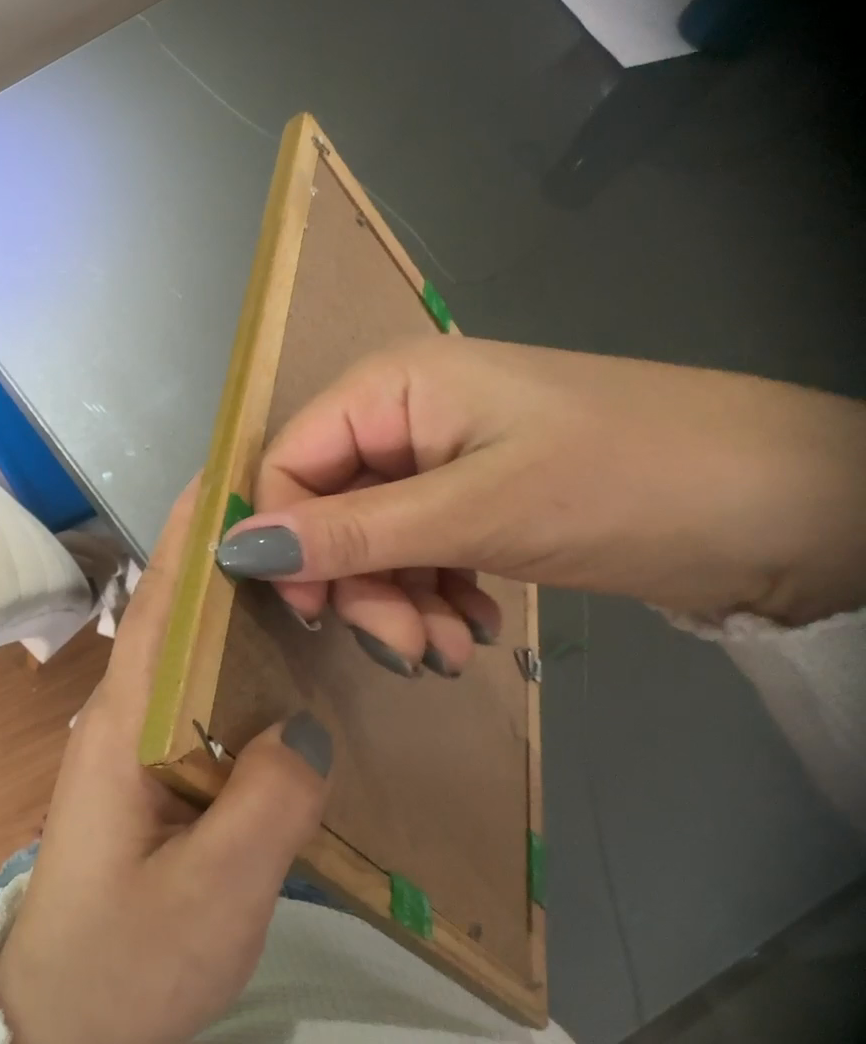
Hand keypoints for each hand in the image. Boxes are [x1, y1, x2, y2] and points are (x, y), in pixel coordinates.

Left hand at [0, 482, 332, 1043]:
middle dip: (231, 563)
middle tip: (311, 516)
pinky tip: (296, 674)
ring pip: (195, 662)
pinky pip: (205, 707)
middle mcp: (123, 718)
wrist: (64, 1015)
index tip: (228, 469)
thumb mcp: (213, 890)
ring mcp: (136, 747)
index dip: (189, 536)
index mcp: (122, 724)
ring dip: (244, 616)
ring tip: (320, 577)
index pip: (159, 607)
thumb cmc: (127, 956)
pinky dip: (246, 676)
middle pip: (179, 621)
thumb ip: (268, 801)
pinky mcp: (155, 779)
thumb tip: (308, 720)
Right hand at [215, 336, 865, 675]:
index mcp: (392, 388)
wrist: (815, 505)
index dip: (286, 538)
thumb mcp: (479, 513)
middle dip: (357, 584)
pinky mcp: (479, 496)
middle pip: (329, 508)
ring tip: (447, 656)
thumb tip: (236, 552)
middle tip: (403, 650)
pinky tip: (468, 631)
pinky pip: (418, 549)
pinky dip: (431, 596)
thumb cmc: (636, 482)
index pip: (288, 463)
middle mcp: (404, 415)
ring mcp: (443, 457)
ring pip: (371, 539)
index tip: (315, 611)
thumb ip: (351, 534)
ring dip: (397, 602)